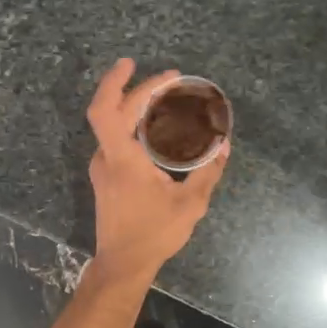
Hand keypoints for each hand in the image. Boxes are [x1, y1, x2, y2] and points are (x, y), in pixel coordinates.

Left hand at [84, 58, 227, 283]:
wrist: (122, 264)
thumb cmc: (153, 234)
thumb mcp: (190, 203)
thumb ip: (208, 172)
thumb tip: (224, 147)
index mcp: (121, 158)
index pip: (105, 109)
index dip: (114, 81)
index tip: (131, 63)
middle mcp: (106, 158)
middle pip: (116, 112)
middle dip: (142, 90)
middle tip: (173, 81)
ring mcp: (102, 169)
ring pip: (115, 127)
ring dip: (137, 108)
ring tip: (167, 99)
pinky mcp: (106, 180)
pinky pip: (117, 141)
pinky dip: (135, 127)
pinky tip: (157, 130)